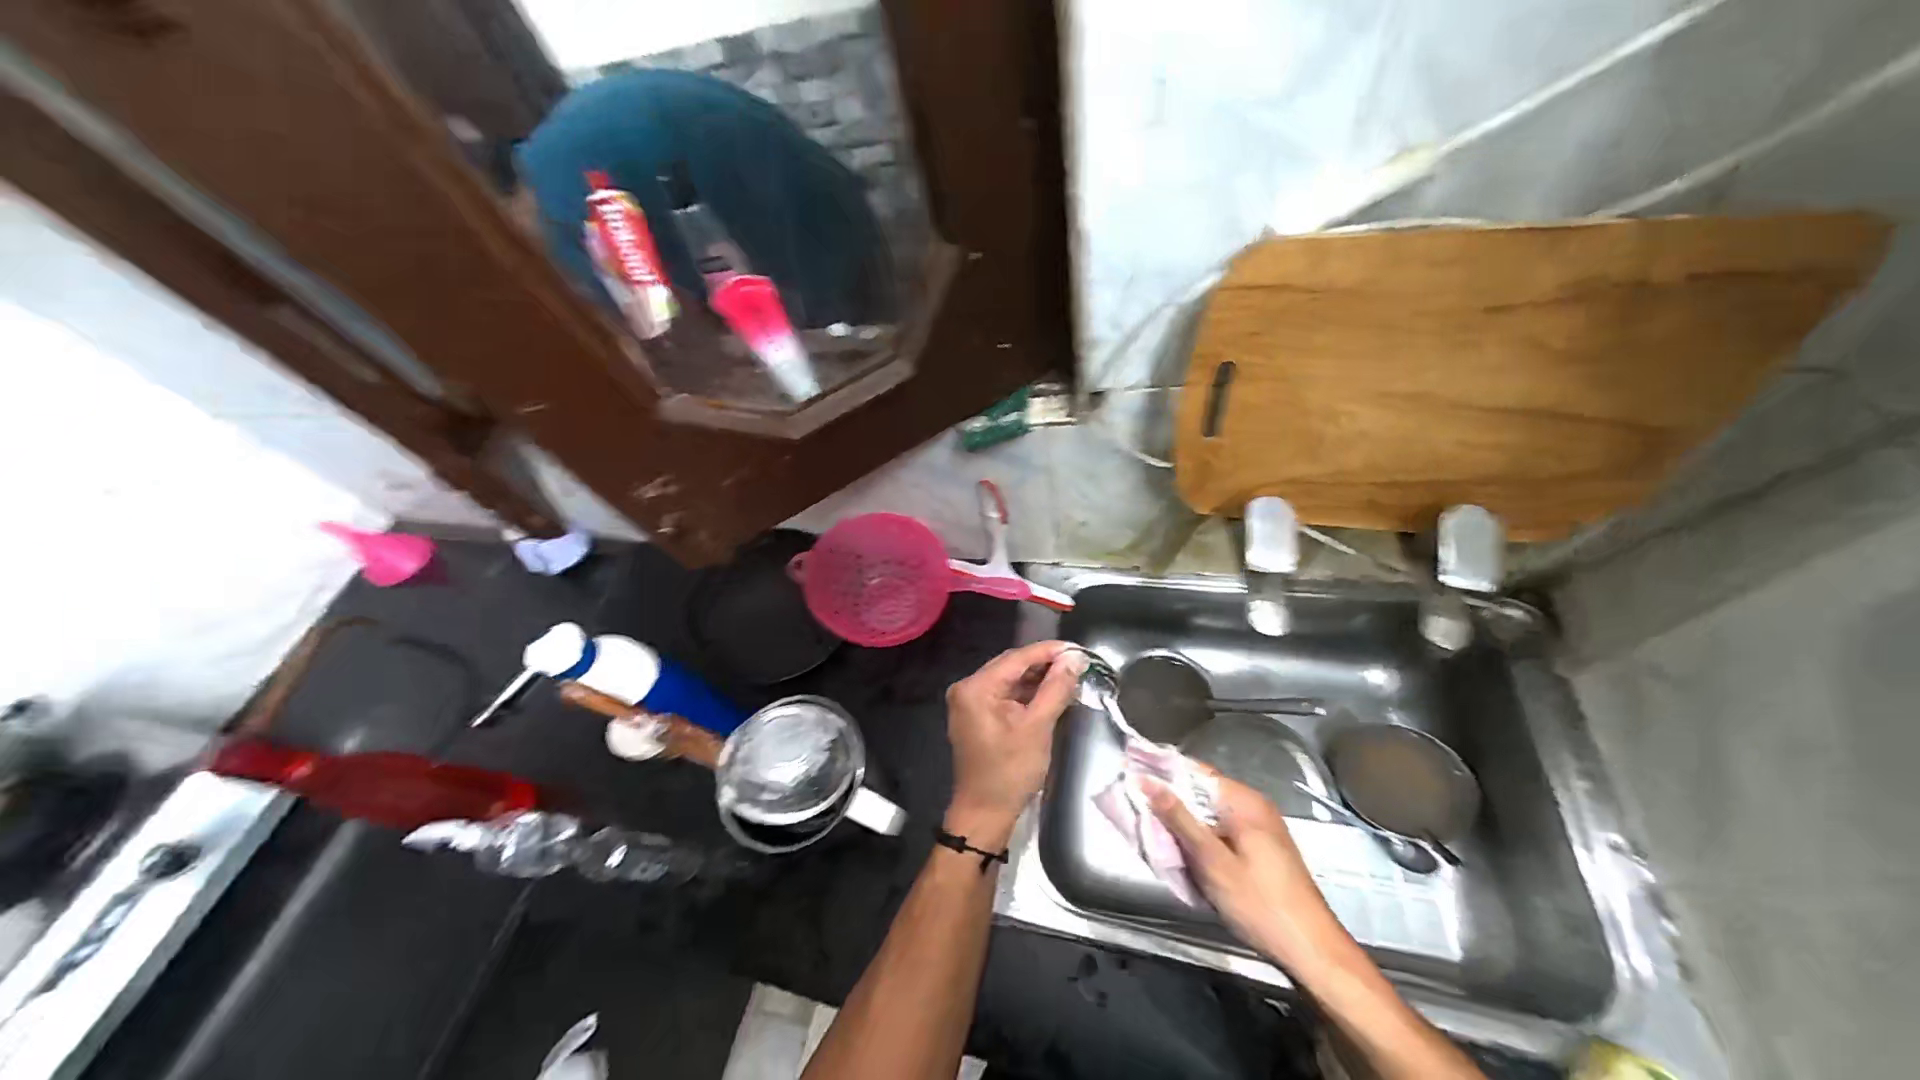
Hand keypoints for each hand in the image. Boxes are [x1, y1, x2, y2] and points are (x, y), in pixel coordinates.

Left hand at [944, 640, 1084, 846]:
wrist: (985, 813)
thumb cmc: (1010, 772)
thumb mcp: (1038, 727)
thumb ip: (1056, 688)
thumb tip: (1075, 658)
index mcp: (975, 687)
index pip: (1017, 658)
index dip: (1050, 651)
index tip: (1080, 649)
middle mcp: (967, 688)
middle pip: (1012, 666)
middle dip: (1045, 664)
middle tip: (1078, 663)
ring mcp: (970, 702)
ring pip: (1010, 680)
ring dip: (1038, 679)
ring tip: (1070, 677)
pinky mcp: (977, 715)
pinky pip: (1005, 695)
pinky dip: (1027, 694)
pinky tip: (1051, 693)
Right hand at [1146, 775, 1345, 972]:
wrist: (1312, 950)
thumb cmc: (1260, 903)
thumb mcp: (1211, 861)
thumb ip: (1178, 818)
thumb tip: (1145, 780)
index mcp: (1244, 801)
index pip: (1195, 770)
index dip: (1162, 771)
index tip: (1131, 775)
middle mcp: (1254, 805)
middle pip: (1202, 791)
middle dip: (1171, 799)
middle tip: (1137, 808)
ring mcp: (1260, 827)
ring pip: (1210, 812)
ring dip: (1184, 821)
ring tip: (1153, 830)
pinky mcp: (1261, 847)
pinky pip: (1222, 829)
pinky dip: (1201, 835)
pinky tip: (1184, 851)